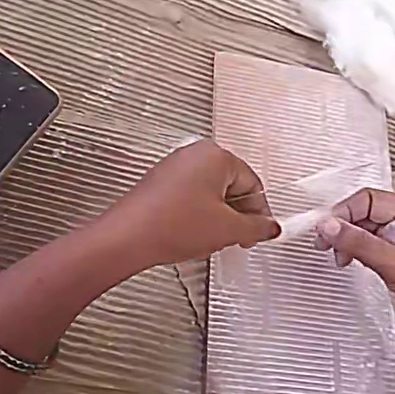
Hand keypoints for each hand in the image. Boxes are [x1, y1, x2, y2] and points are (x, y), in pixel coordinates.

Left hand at [96, 140, 279, 268]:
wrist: (127, 238)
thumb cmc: (168, 225)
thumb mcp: (227, 229)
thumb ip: (257, 227)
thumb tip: (267, 227)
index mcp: (215, 156)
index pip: (253, 183)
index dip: (260, 213)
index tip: (260, 231)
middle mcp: (193, 155)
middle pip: (231, 186)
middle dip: (237, 215)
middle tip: (238, 238)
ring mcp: (173, 168)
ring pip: (210, 193)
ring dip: (216, 217)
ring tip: (209, 238)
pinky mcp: (159, 184)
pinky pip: (189, 197)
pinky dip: (196, 216)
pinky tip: (190, 235)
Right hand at [312, 189, 394, 366]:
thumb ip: (363, 245)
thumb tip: (333, 225)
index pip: (373, 200)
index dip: (346, 211)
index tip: (327, 228)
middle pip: (367, 213)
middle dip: (343, 224)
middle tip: (325, 239)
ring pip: (366, 232)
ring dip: (346, 239)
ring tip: (335, 252)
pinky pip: (369, 251)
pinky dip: (353, 253)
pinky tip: (347, 261)